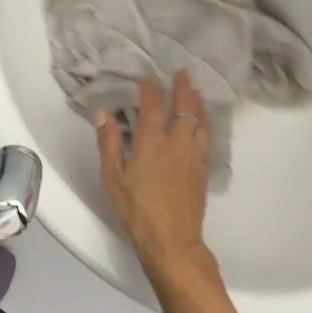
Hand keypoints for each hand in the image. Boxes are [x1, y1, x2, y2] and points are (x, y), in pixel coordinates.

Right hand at [96, 73, 216, 284]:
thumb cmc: (136, 210)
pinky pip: (206, 136)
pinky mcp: (203, 169)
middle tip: (183, 73)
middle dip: (183, 88)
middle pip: (185, 107)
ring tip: (196, 92)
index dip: (150, 89)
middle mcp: (178, 143)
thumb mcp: (113, 177)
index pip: (153, 105)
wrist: (172, 240)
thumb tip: (105, 113)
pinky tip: (201, 124)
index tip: (145, 80)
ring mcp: (194, 156)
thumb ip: (109, 143)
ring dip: (198, 103)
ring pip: (201, 121)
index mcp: (153, 142)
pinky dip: (204, 122)